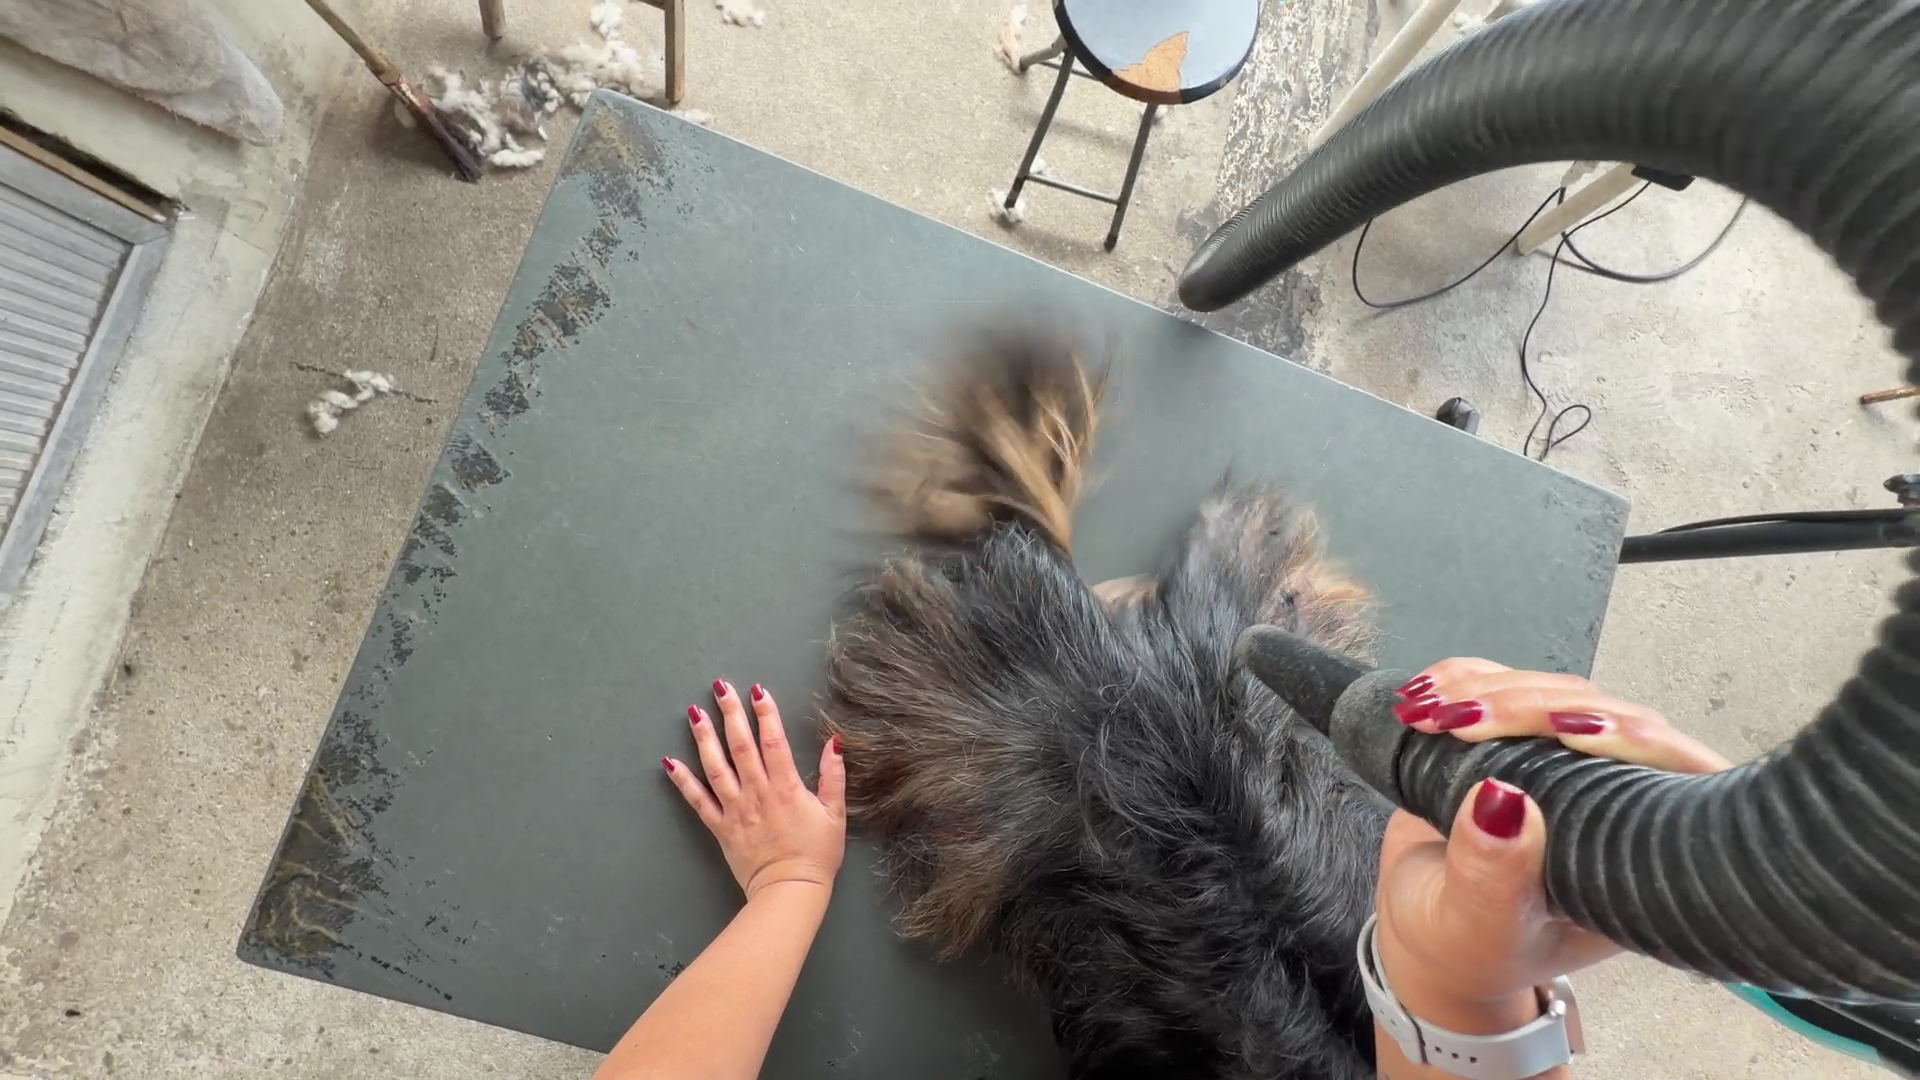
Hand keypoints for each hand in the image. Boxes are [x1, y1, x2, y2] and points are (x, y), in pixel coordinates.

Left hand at [663, 680, 846, 901]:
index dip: (766, 714)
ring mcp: (735, 809)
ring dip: (704, 738)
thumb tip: (834, 742)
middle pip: (741, 746)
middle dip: (731, 714)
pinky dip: (683, 781)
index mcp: (786, 787)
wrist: (789, 892)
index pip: (773, 742)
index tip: (757, 691)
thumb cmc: (817, 852)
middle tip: (720, 687)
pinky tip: (670, 761)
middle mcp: (757, 792)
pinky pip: (698, 801)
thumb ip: (833, 776)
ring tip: (693, 712)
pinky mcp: (721, 827)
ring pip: (716, 767)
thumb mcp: (835, 813)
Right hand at [1374, 659, 1731, 1027]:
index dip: (1633, 736)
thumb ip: (1491, 874)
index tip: (1566, 730)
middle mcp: (1609, 802)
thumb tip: (1504, 801)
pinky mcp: (1503, 739)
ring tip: (1425, 711)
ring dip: (1484, 686)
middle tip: (1456, 721)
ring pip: (1549, 691)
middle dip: (1526, 704)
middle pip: (1602, 715)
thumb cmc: (1463, 943)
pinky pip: (1494, 685)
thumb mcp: (1476, 924)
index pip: (1673, 774)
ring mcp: (1556, 764)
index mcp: (1638, 857)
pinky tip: (1422, 691)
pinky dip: (1456, 677)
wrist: (1419, 923)